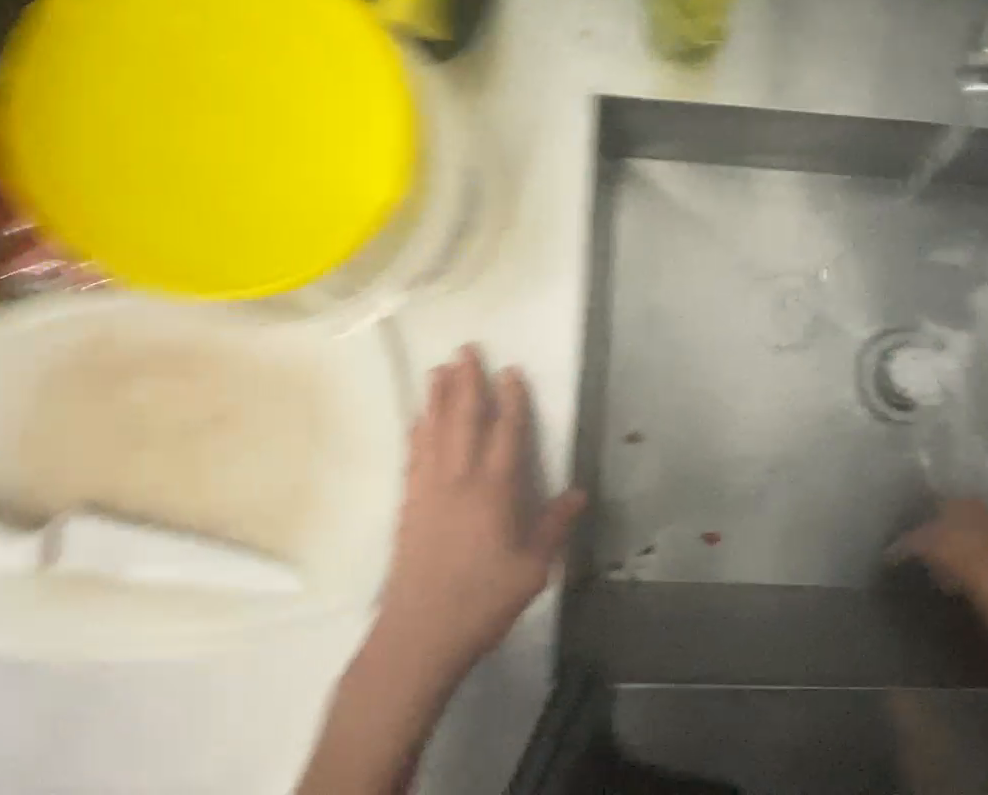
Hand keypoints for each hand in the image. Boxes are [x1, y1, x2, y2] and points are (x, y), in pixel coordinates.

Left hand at [374, 345, 586, 672]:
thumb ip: (553, 527)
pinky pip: (414, 458)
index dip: (510, 401)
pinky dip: (417, 433)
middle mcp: (458, 482)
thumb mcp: (532, 569)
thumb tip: (578, 493)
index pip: (505, 435)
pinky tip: (417, 423)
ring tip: (438, 371)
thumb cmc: (482, 603)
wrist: (417, 637)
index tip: (511, 371)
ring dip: (437, 399)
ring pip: (433, 433)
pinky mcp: (408, 509)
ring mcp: (428, 493)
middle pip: (462, 422)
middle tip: (466, 350)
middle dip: (466, 383)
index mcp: (493, 493)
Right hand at [891, 498, 987, 597]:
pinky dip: (967, 567)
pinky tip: (958, 581)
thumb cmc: (955, 552)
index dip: (923, 517)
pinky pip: (979, 558)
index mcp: (961, 500)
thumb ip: (903, 544)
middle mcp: (982, 510)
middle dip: (940, 535)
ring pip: (968, 539)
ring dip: (955, 552)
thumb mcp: (920, 545)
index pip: (938, 502)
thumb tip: (888, 552)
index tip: (912, 533)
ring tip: (939, 571)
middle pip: (954, 520)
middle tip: (925, 552)